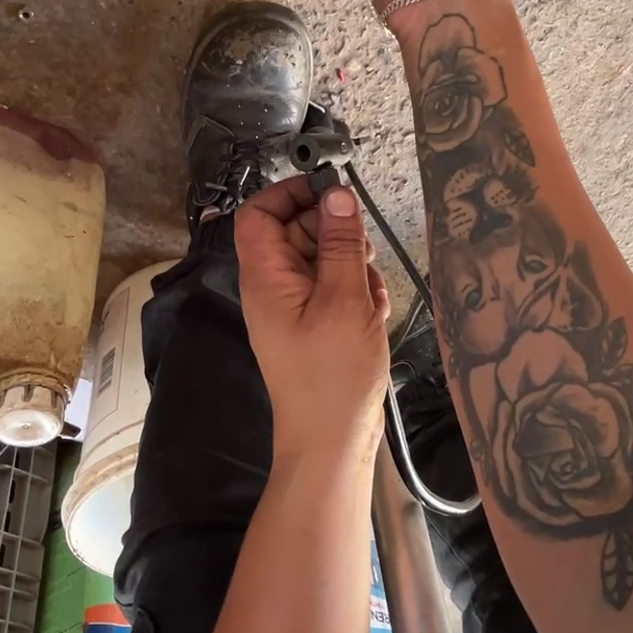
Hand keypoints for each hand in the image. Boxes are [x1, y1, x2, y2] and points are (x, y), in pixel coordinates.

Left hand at [236, 176, 391, 462]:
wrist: (333, 441)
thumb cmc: (333, 374)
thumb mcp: (344, 300)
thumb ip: (340, 244)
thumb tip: (337, 194)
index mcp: (266, 278)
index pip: (259, 213)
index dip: (290, 193)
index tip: (332, 192)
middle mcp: (275, 288)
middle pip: (296, 233)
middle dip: (335, 234)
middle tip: (365, 252)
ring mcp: (297, 309)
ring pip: (322, 260)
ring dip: (353, 266)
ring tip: (372, 292)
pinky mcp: (317, 326)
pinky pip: (335, 290)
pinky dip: (357, 294)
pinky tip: (374, 314)